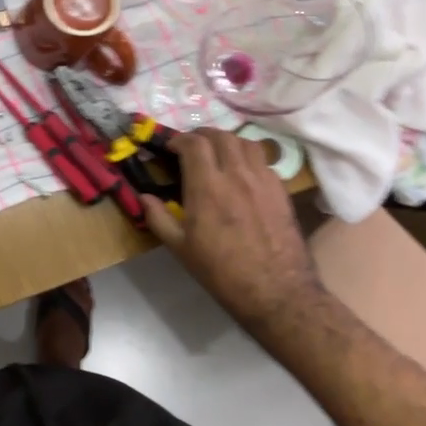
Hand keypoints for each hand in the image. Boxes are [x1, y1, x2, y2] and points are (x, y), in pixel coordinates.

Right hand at [141, 128, 323, 328]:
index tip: (170, 148)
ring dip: (227, 142)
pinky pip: (264, 161)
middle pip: (221, 136)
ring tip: (218, 154)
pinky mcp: (281, 191)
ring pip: (246, 143)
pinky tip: (242, 175)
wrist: (275, 290)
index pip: (194, 143)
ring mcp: (263, 181)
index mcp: (207, 187)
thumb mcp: (180, 247)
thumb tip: (144, 197)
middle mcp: (236, 176)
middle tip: (191, 147)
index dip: (179, 139)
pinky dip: (248, 159)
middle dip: (202, 135)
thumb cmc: (221, 270)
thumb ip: (158, 217)